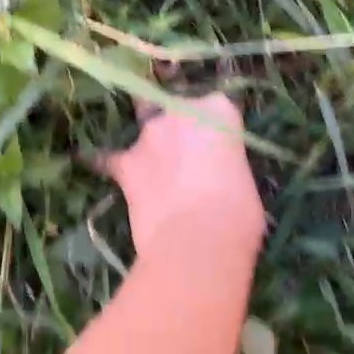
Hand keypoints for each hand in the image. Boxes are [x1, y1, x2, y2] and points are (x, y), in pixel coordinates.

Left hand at [99, 92, 264, 258]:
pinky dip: (113, 165)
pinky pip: (114, 159)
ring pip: (148, 133)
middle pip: (179, 111)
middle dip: (181, 131)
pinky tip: (109, 174)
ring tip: (158, 179)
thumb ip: (226, 163)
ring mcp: (150, 133)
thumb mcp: (245, 181)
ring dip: (153, 149)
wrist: (197, 246)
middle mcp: (182, 109)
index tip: (219, 151)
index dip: (216, 131)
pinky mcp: (127, 161)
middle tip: (188, 163)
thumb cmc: (237, 216)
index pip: (217, 107)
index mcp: (219, 109)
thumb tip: (218, 176)